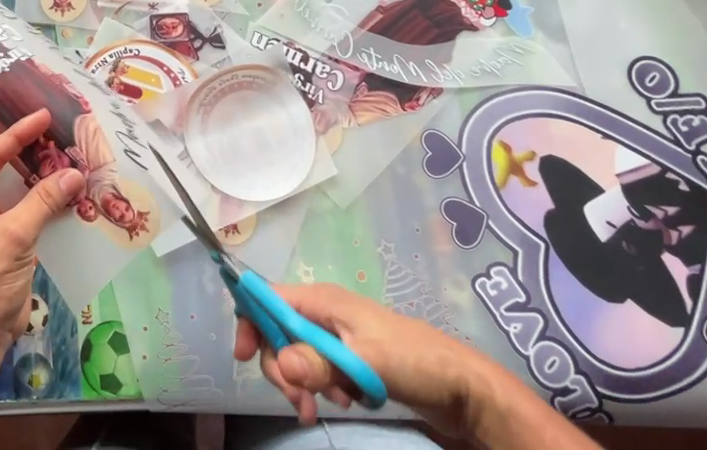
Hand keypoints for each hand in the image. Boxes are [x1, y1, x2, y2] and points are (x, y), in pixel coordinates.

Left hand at [0, 109, 84, 349]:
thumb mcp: (13, 237)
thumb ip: (42, 202)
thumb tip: (74, 173)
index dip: (17, 134)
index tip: (41, 115)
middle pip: (3, 166)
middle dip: (30, 149)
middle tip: (57, 125)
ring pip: (19, 186)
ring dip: (43, 173)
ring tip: (69, 149)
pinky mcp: (7, 234)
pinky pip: (29, 206)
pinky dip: (48, 197)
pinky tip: (71, 186)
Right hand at [233, 283, 507, 433]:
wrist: (462, 385)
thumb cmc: (414, 361)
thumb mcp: (366, 363)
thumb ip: (322, 363)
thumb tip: (283, 362)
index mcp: (322, 301)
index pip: (267, 297)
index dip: (249, 320)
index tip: (244, 357)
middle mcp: (324, 312)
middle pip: (277, 331)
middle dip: (280, 367)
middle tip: (299, 402)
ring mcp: (337, 334)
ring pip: (295, 353)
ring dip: (301, 382)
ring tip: (322, 409)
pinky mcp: (349, 356)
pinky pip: (317, 368)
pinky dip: (320, 387)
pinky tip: (341, 403)